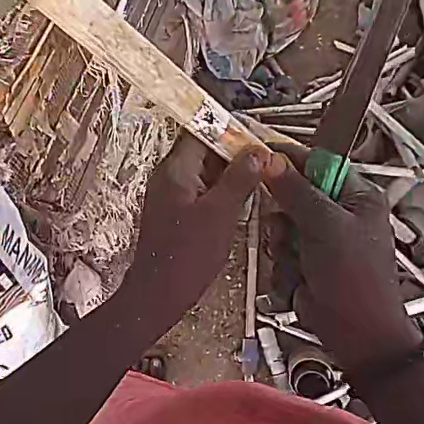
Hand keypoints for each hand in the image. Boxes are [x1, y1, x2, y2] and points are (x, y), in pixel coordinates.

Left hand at [114, 135, 272, 330]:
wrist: (159, 294)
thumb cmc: (186, 256)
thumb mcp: (220, 213)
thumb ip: (239, 179)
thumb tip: (257, 152)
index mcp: (174, 171)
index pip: (200, 132)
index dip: (229, 130)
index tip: (257, 135)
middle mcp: (168, 177)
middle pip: (203, 150)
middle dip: (234, 152)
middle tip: (264, 159)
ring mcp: (169, 195)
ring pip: (203, 172)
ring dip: (229, 173)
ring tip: (258, 178)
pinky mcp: (175, 213)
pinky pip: (200, 191)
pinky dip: (220, 191)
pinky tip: (240, 201)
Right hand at [264, 160, 423, 383]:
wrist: (356, 333)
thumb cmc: (358, 281)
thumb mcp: (325, 226)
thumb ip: (295, 191)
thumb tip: (271, 161)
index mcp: (355, 196)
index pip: (316, 162)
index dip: (288, 160)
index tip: (260, 155)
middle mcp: (337, 214)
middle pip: (289, 195)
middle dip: (284, 217)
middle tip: (291, 230)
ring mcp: (318, 239)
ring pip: (279, 225)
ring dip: (283, 245)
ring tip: (301, 261)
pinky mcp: (303, 261)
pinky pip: (277, 251)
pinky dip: (283, 266)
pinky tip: (299, 277)